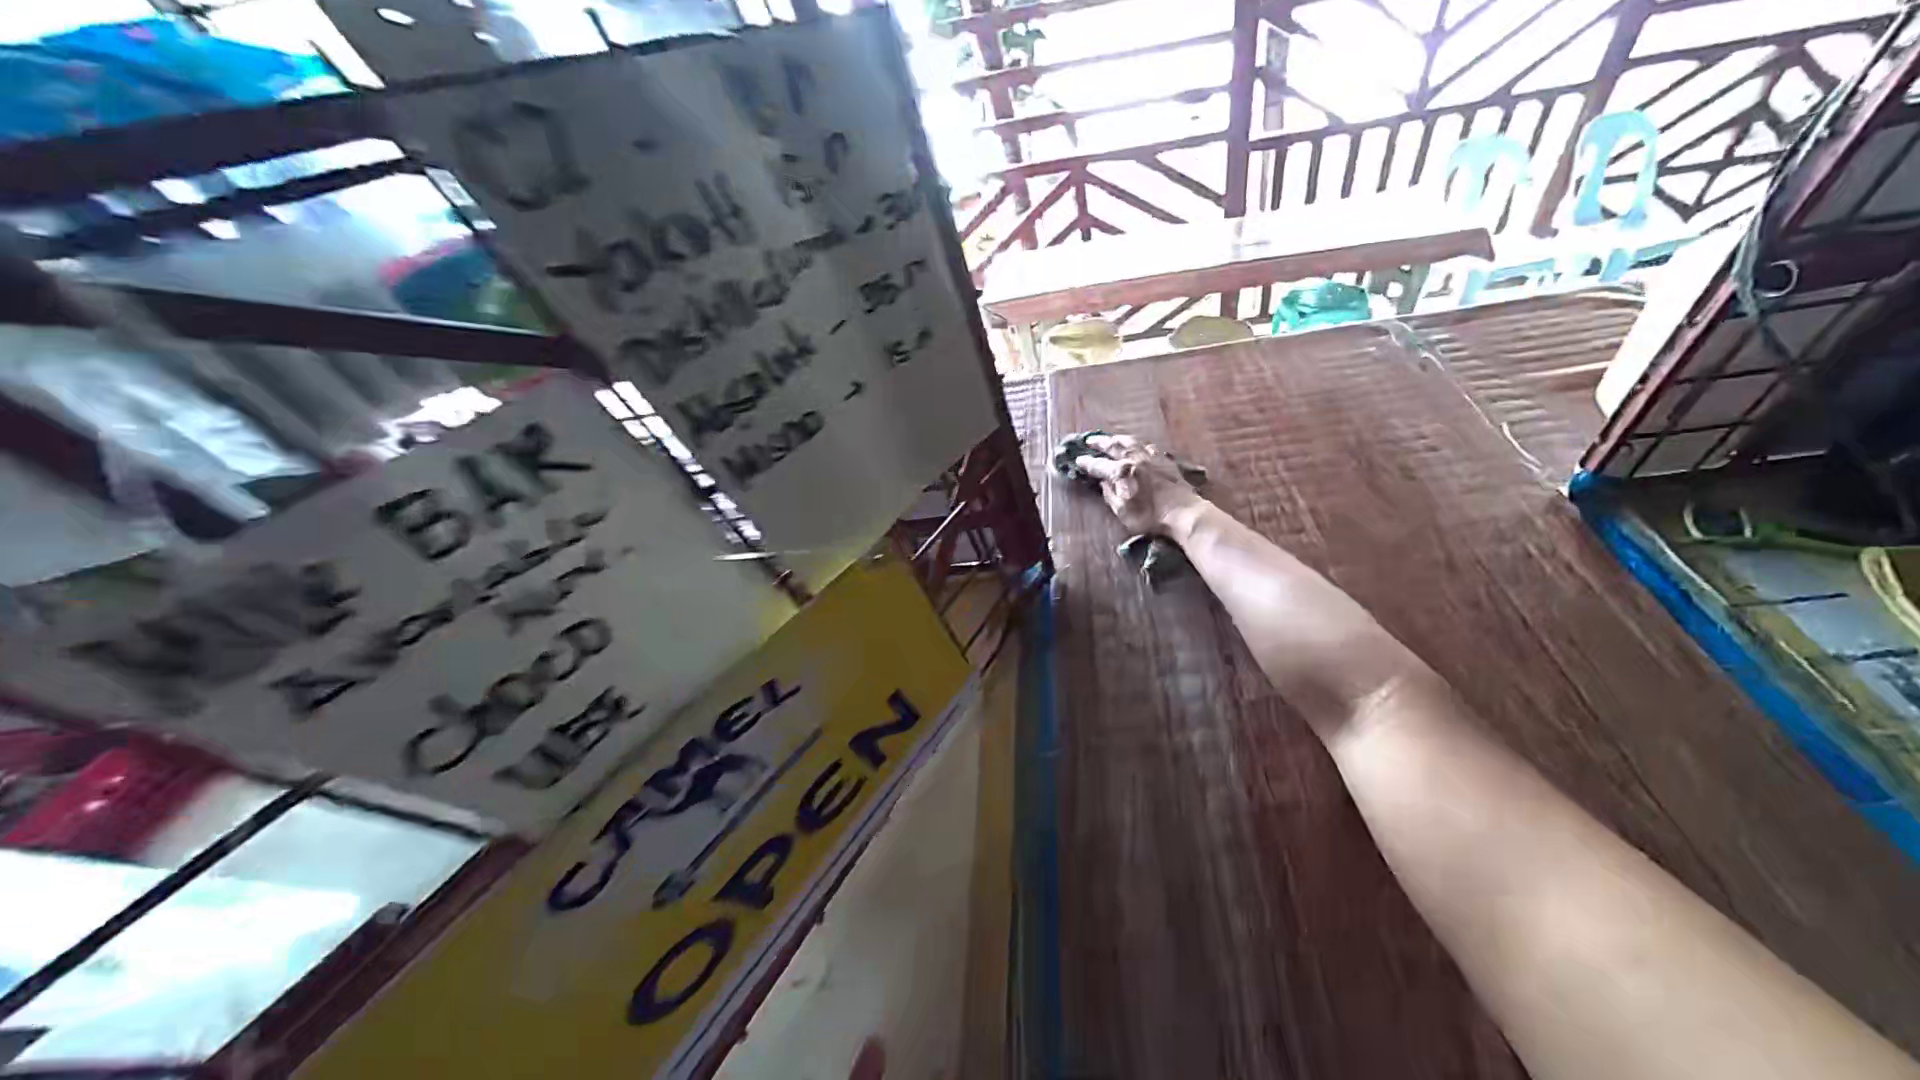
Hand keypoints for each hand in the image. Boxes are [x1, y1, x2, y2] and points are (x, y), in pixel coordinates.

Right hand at [1072, 433, 1210, 538]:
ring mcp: (1152, 458)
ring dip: (1119, 439)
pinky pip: (1150, 448)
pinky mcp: (1166, 461)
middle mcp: (1135, 459)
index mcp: (1122, 472)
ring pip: (1132, 442)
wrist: (1183, 513)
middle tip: (1090, 440)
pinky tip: (1140, 447)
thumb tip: (1103, 483)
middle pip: (1115, 446)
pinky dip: (1140, 445)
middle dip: (1101, 442)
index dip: (1087, 463)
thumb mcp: (1123, 512)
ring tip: (1112, 439)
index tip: (1078, 459)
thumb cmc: (1149, 517)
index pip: (1099, 465)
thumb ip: (1110, 495)